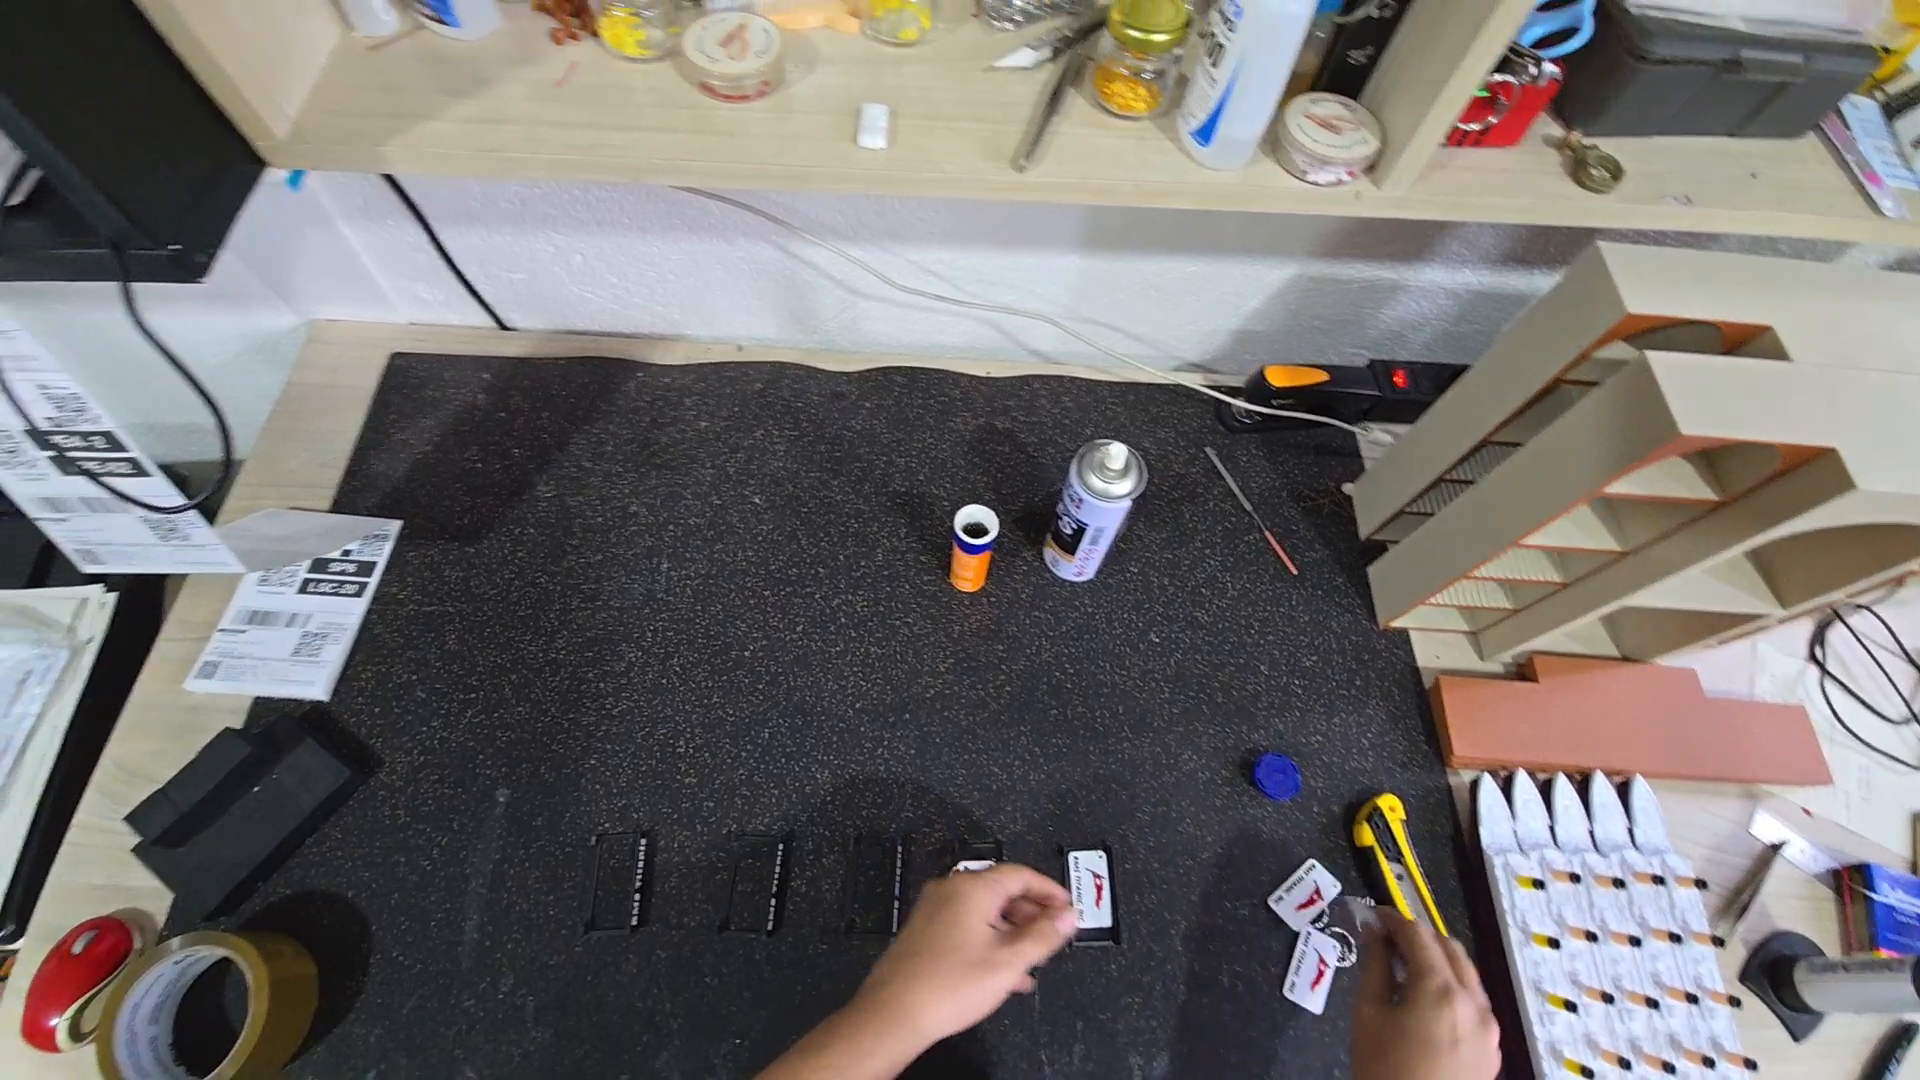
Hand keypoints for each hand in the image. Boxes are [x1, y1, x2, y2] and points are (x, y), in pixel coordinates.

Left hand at [849, 862, 1078, 1044]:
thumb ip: (1042, 936)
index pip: (1021, 874)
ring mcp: (936, 907)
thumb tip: (1065, 917)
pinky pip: (968, 923)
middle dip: (1032, 911)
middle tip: (1053, 929)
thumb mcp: (1008, 961)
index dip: (1049, 889)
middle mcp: (951, 890)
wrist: (896, 1012)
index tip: (1065, 905)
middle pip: (1002, 889)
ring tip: (1031, 954)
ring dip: (1012, 928)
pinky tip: (1001, 967)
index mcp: (972, 888)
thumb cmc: (943, 986)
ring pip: (985, 909)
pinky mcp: (927, 927)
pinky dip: (990, 937)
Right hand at [1351, 913, 1500, 1079]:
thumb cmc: (1384, 1067)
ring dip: (1437, 958)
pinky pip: (1474, 1000)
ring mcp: (1489, 1029)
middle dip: (1417, 934)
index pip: (1417, 934)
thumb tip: (1373, 930)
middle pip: (1449, 947)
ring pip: (1466, 973)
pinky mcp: (1492, 1049)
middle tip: (1386, 937)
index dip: (1392, 918)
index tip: (1372, 915)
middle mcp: (1474, 1004)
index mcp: (1440, 990)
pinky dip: (1451, 985)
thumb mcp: (1368, 1012)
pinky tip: (1424, 997)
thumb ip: (1374, 964)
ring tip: (1404, 965)